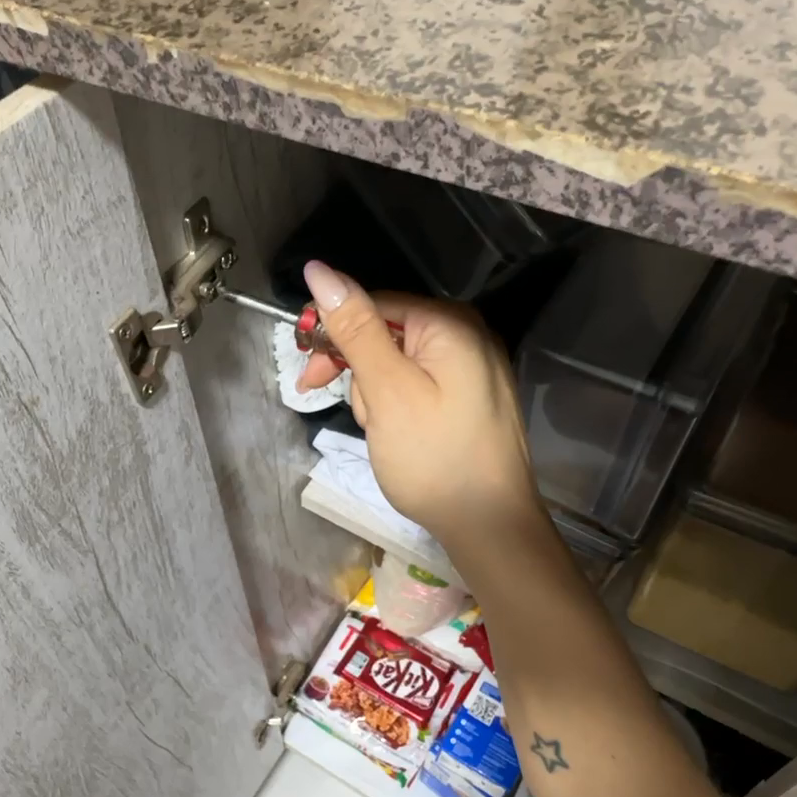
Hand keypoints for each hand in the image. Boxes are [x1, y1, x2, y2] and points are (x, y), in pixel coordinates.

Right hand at [297, 260, 542, 547]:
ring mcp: (473, 367)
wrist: (489, 524)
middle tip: (361, 418)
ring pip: (398, 364)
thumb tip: (318, 271)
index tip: (307, 378)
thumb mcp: (387, 392)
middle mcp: (466, 334)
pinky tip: (401, 437)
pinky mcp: (470, 396)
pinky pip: (419, 385)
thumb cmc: (434, 458)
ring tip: (386, 434)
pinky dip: (398, 407)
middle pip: (385, 333)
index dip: (333, 334)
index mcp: (449, 323)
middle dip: (361, 375)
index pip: (373, 303)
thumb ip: (355, 329)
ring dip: (378, 397)